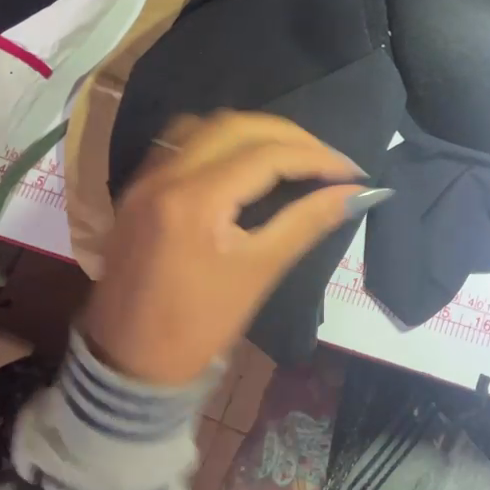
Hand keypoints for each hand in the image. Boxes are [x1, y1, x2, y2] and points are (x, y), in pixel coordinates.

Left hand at [80, 111, 373, 385]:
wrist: (128, 364)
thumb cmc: (200, 326)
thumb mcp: (261, 271)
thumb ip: (310, 220)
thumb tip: (361, 193)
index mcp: (196, 201)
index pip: (268, 155)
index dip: (318, 157)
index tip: (355, 172)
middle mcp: (166, 176)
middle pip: (239, 126)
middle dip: (292, 137)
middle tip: (329, 160)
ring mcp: (146, 179)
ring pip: (208, 125)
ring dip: (255, 131)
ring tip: (292, 155)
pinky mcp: (138, 188)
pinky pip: (182, 140)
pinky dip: (222, 139)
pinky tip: (245, 160)